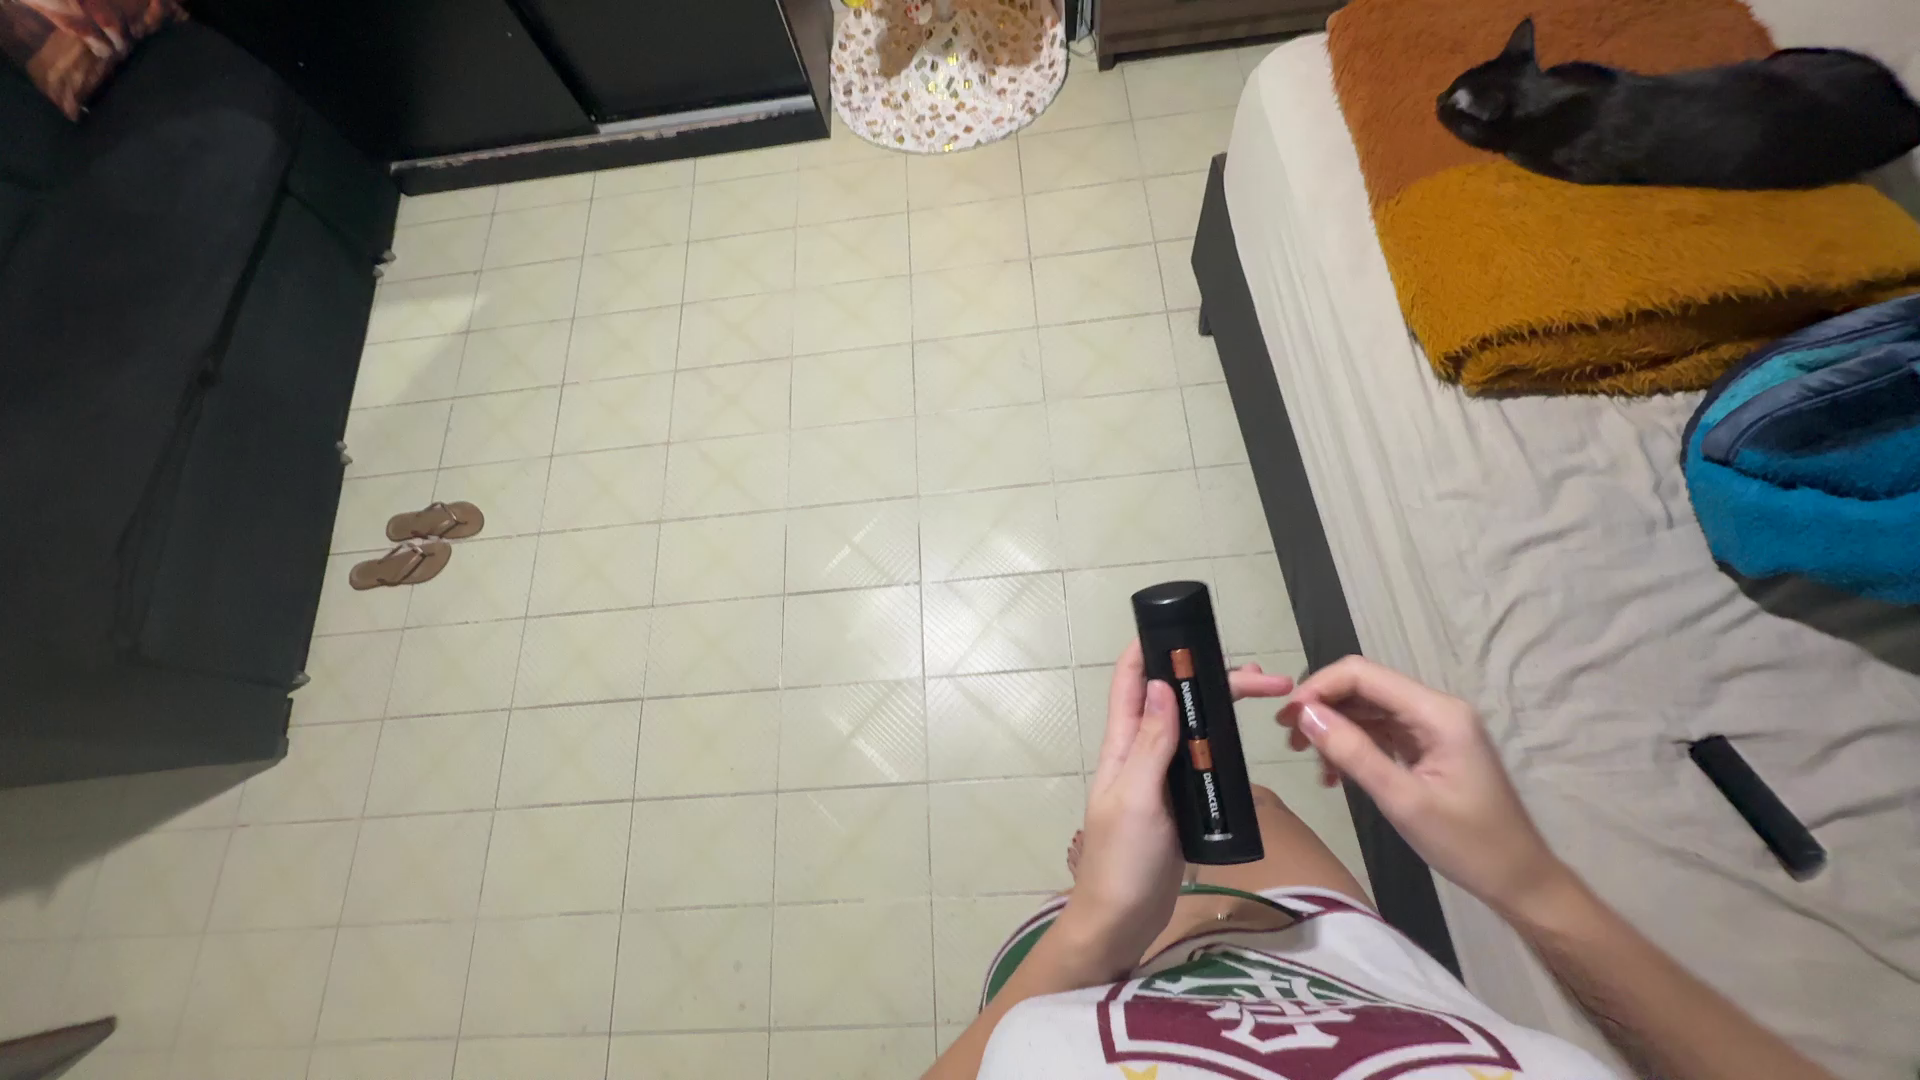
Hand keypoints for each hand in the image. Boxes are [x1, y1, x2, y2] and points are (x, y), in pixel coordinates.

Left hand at [1060, 642, 1294, 982]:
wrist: (1122, 919)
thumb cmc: (1123, 859)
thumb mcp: (1138, 798)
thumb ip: (1151, 744)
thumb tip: (1163, 684)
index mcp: (1123, 743)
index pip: (1130, 680)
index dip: (1152, 648)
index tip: (1189, 628)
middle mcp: (1141, 750)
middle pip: (1175, 698)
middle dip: (1213, 678)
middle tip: (1268, 676)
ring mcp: (1162, 775)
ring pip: (1193, 726)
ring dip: (1224, 706)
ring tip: (1272, 696)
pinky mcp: (1182, 800)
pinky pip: (1202, 758)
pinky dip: (1226, 741)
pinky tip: (1249, 738)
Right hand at [1279, 656, 1567, 914]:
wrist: (1520, 882)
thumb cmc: (1469, 844)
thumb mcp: (1403, 801)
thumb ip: (1353, 752)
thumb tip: (1304, 715)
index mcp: (1437, 713)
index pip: (1362, 675)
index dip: (1319, 688)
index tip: (1288, 719)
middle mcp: (1435, 709)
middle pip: (1362, 687)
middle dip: (1321, 708)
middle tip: (1290, 740)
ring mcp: (1432, 727)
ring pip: (1366, 709)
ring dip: (1333, 729)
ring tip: (1310, 760)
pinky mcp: (1427, 746)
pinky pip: (1378, 731)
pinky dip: (1352, 746)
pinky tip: (1335, 774)